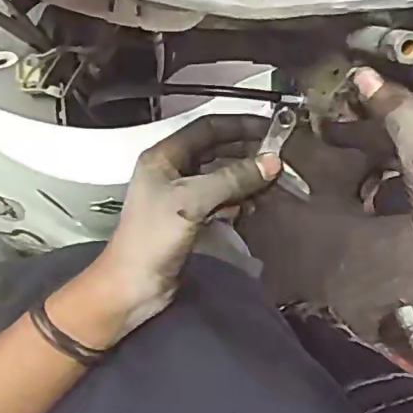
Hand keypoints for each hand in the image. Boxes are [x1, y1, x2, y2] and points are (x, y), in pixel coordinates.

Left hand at [84, 115, 278, 340]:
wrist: (133, 286)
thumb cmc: (155, 237)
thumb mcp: (193, 201)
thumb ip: (232, 179)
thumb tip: (273, 162)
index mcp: (163, 156)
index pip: (206, 128)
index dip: (239, 125)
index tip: (271, 129)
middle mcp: (171, 171)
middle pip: (216, 151)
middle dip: (246, 154)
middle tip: (279, 159)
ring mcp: (180, 196)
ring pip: (220, 177)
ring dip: (244, 180)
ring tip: (271, 184)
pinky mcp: (189, 219)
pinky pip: (220, 201)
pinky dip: (237, 201)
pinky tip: (252, 207)